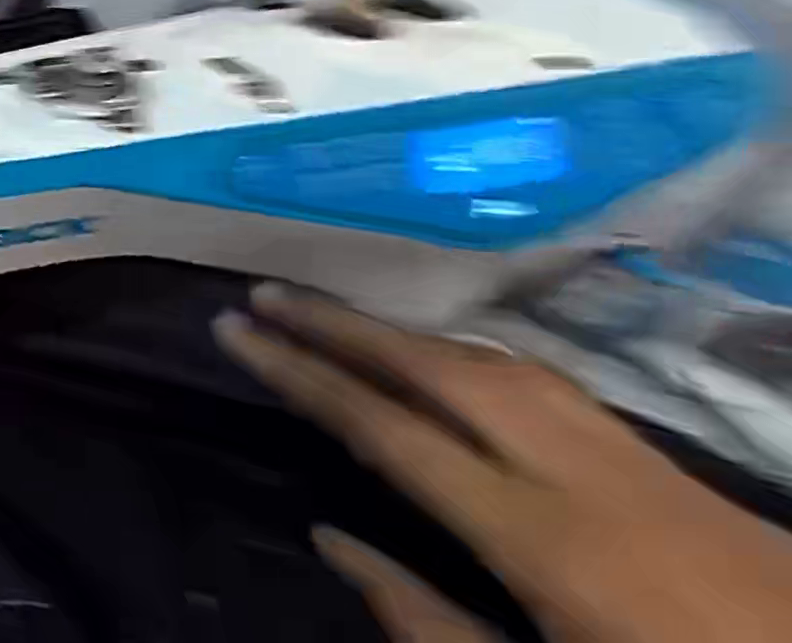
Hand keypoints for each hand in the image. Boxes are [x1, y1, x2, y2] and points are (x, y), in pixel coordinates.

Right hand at [214, 283, 791, 642]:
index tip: (233, 331)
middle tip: (264, 295)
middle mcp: (586, 479)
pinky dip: (462, 354)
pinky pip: (542, 383)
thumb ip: (423, 621)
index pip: (384, 427)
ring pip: (492, 362)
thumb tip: (328, 537)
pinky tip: (431, 355)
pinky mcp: (673, 465)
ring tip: (326, 315)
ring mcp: (639, 462)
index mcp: (549, 545)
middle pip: (436, 369)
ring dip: (397, 332)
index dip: (297, 372)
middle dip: (339, 324)